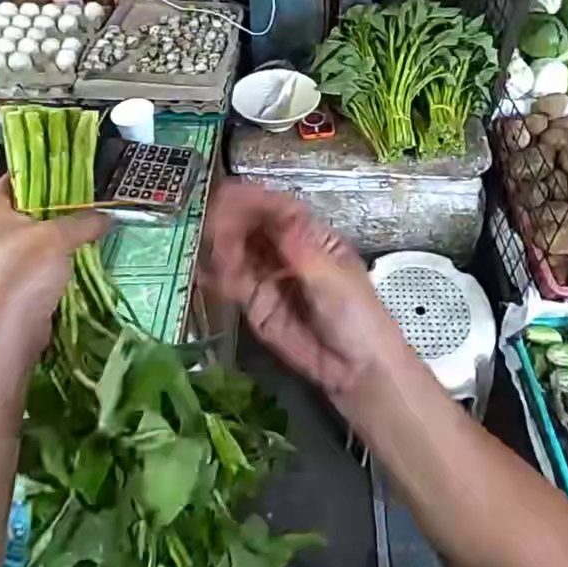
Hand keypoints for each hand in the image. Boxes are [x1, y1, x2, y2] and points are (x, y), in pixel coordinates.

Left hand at [0, 177, 109, 360]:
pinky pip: (34, 263)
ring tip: (86, 227)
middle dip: (54, 205)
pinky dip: (53, 260)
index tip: (66, 169)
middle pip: (24, 208)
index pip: (12, 179)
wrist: (4, 335)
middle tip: (84, 199)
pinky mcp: (8, 286)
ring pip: (31, 237)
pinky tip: (76, 258)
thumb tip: (107, 217)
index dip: (39, 171)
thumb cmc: (22, 273)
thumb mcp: (58, 238)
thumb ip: (84, 222)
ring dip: (56, 235)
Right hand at [199, 181, 411, 404]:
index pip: (276, 209)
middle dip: (230, 222)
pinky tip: (208, 276)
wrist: (359, 371)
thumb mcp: (334, 280)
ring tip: (217, 257)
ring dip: (221, 248)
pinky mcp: (254, 301)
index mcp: (309, 236)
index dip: (252, 199)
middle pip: (251, 225)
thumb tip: (280, 216)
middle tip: (214, 227)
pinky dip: (216, 277)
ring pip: (236, 251)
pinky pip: (230, 283)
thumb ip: (302, 250)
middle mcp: (284, 249)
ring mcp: (267, 274)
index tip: (228, 195)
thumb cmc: (359, 317)